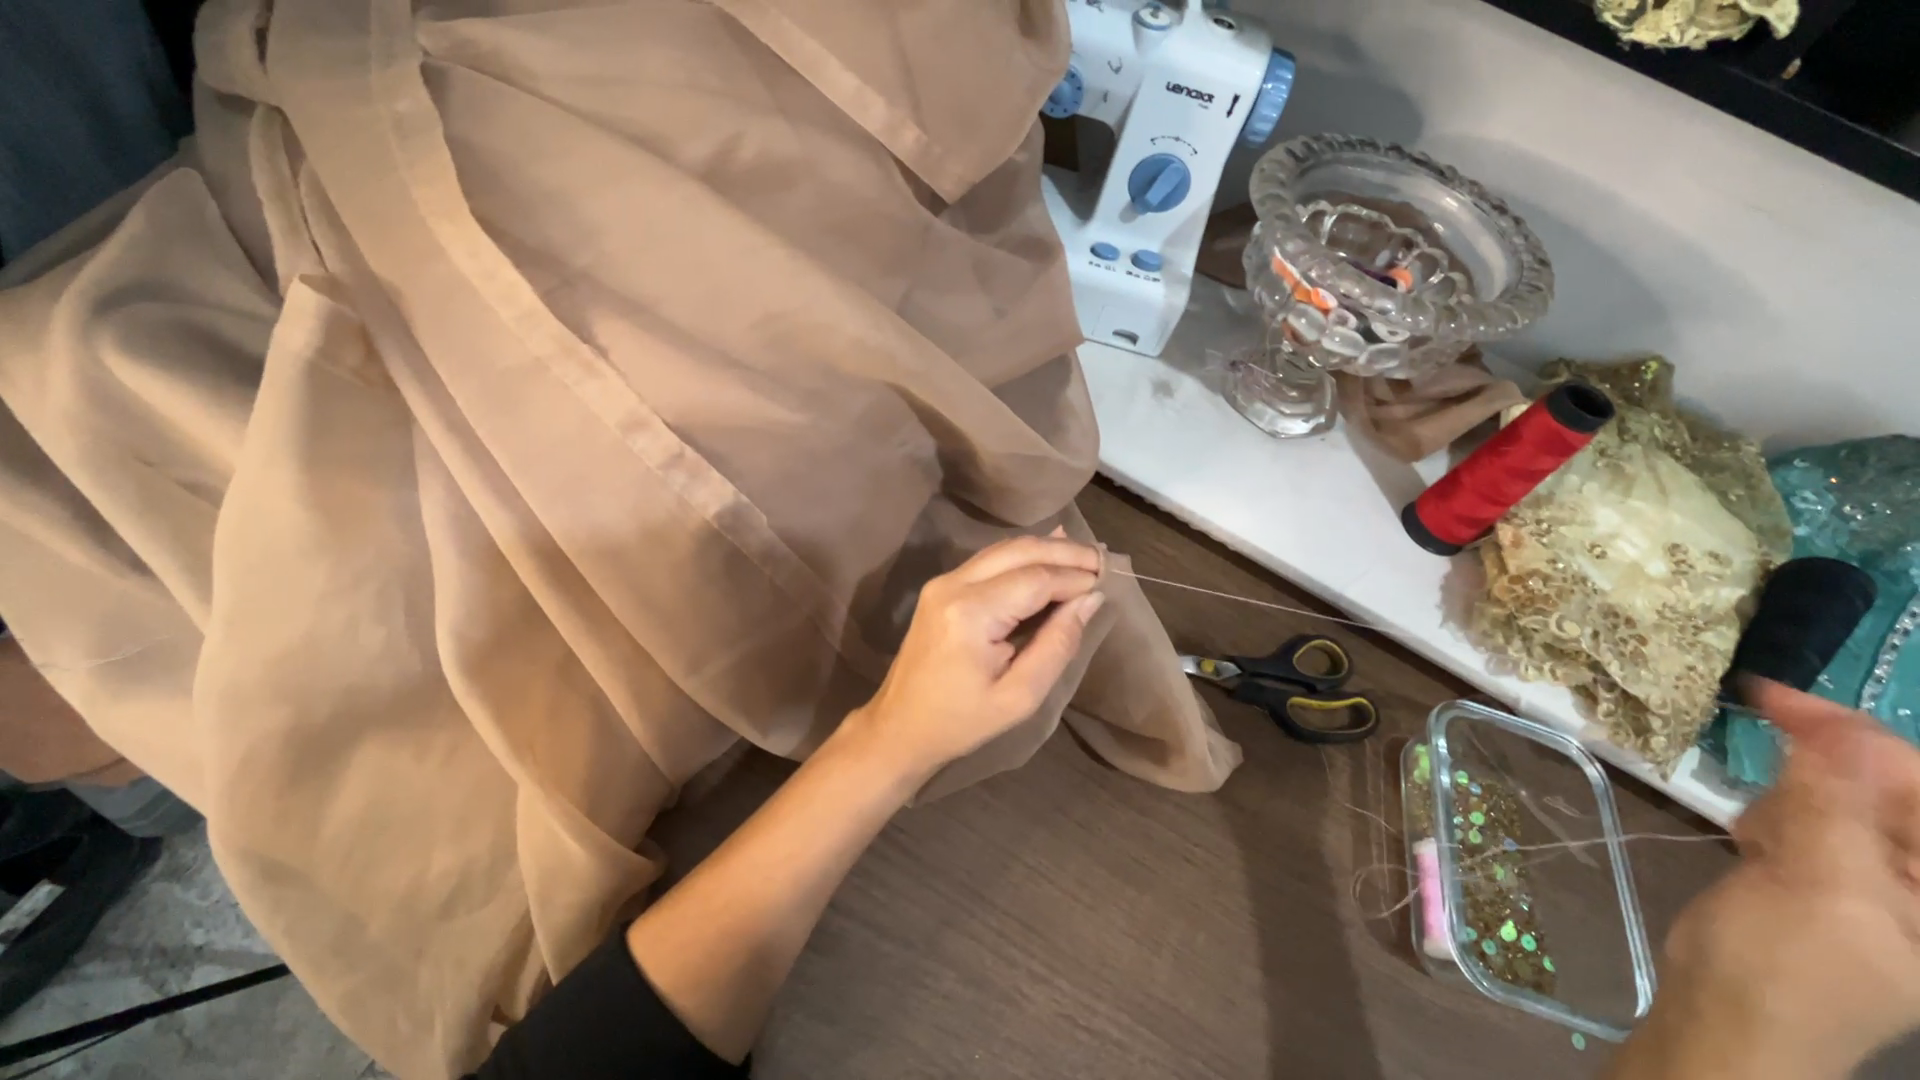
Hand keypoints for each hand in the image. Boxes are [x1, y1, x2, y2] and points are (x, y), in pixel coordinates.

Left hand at [838, 529, 1104, 787]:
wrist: (899, 727)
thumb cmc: (961, 721)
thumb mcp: (1020, 696)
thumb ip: (1058, 644)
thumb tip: (1091, 600)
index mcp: (971, 613)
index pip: (1036, 580)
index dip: (1075, 578)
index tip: (1109, 583)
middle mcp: (954, 585)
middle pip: (1019, 551)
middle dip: (1064, 553)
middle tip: (1104, 561)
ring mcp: (943, 582)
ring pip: (1003, 550)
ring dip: (1045, 551)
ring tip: (1086, 557)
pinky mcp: (941, 588)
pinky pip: (989, 561)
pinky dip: (1022, 557)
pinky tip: (1049, 554)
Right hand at [1609, 680, 1919, 1077]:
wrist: (1723, 1021)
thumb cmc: (1781, 970)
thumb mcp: (1816, 887)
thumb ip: (1834, 807)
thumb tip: (1841, 729)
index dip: (1858, 737)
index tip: (1771, 698)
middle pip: (1883, 787)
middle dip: (1815, 785)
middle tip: (1768, 816)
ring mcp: (1882, 878)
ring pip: (1837, 798)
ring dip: (1788, 804)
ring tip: (1760, 845)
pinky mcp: (1830, 875)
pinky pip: (1809, 819)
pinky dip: (1774, 821)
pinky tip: (1756, 848)